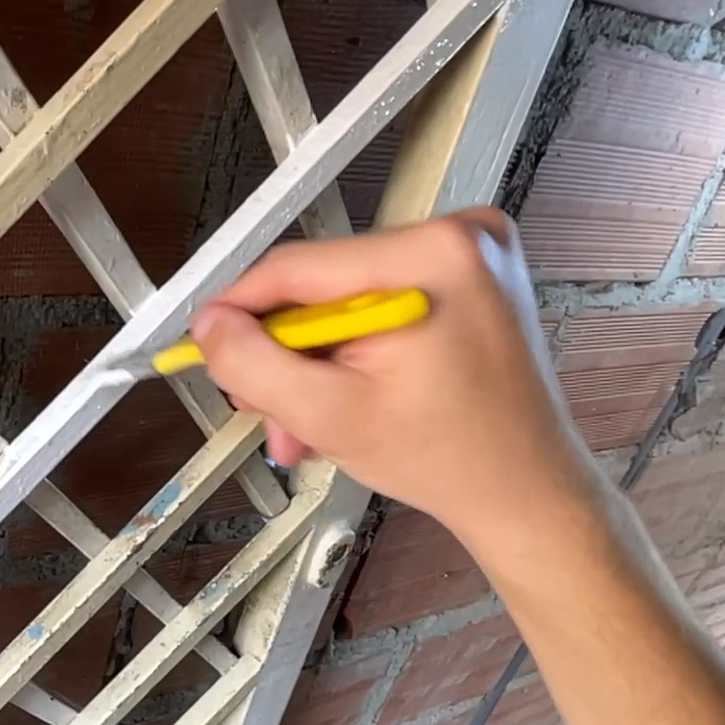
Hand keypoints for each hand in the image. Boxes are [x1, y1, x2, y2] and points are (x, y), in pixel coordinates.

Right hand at [190, 208, 601, 549]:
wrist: (524, 489)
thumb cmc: (442, 458)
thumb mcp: (326, 415)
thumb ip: (252, 365)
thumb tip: (207, 324)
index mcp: (429, 255)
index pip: (293, 269)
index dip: (234, 310)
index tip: (200, 346)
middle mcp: (456, 235)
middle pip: (316, 292)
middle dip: (282, 359)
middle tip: (269, 417)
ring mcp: (467, 255)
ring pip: (337, 307)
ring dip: (309, 367)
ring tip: (305, 428)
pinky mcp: (466, 279)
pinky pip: (370, 309)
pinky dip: (345, 357)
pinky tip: (342, 402)